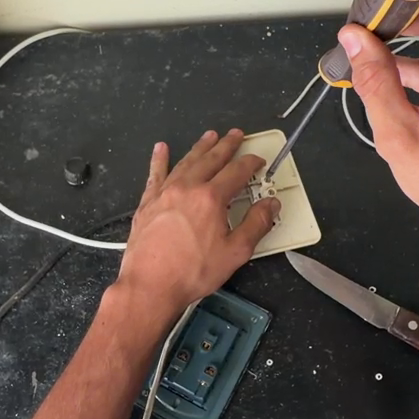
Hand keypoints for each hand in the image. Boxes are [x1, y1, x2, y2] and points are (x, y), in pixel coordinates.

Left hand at [114, 130, 277, 316]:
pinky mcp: (147, 202)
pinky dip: (160, 159)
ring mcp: (164, 193)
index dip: (251, 163)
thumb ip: (256, 224)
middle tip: (235, 134)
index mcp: (211, 198)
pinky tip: (161, 148)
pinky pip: (155, 174)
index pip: (237, 172)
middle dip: (226, 145)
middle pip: (211, 159)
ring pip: (186, 162)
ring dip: (200, 147)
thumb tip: (271, 204)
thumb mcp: (235, 252)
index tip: (258, 160)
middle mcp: (187, 188)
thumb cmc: (193, 272)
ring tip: (210, 136)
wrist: (150, 285)